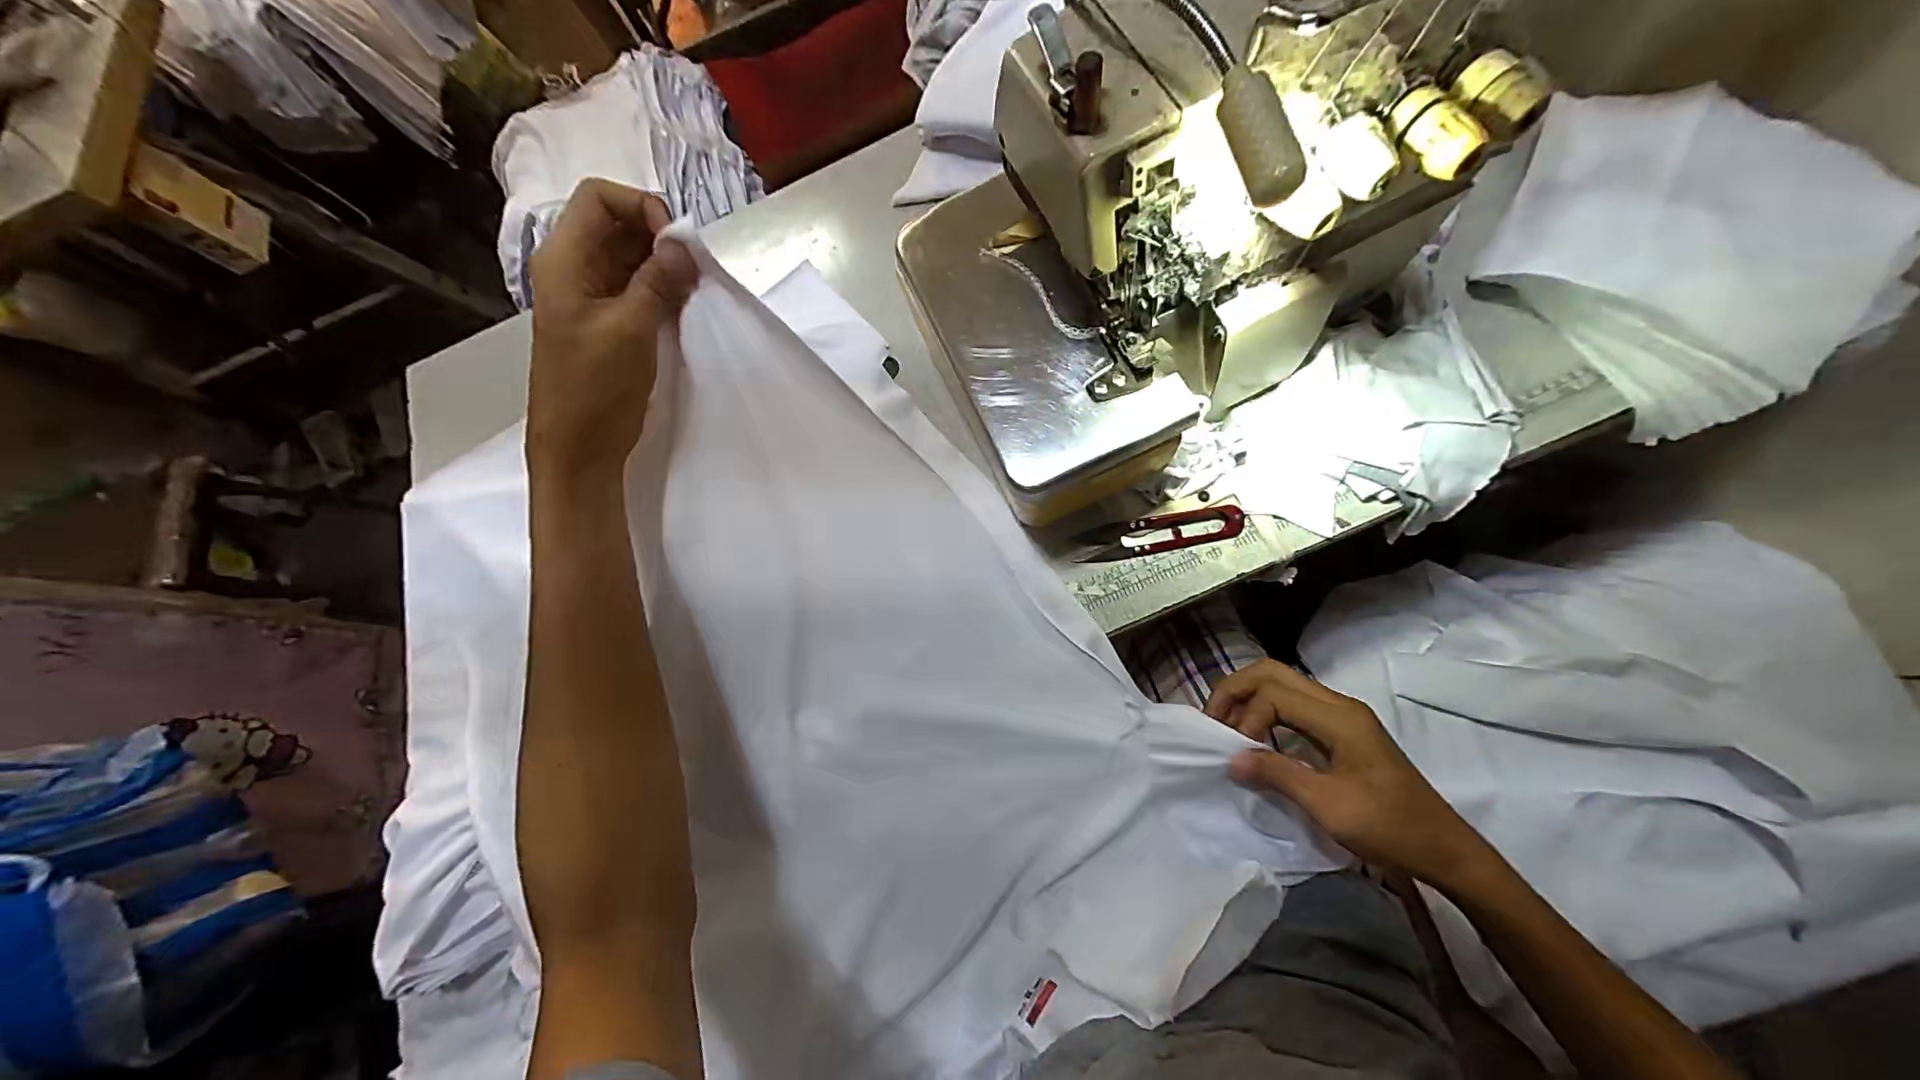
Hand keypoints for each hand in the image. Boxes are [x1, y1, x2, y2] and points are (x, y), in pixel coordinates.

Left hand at [528, 179, 698, 484]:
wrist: (579, 447)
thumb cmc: (595, 387)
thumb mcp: (631, 330)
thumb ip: (657, 282)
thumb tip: (684, 245)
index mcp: (564, 259)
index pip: (598, 198)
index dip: (640, 206)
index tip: (676, 242)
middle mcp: (575, 268)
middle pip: (616, 223)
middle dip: (658, 234)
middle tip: (694, 267)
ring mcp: (592, 295)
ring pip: (630, 256)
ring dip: (664, 263)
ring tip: (693, 286)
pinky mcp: (610, 321)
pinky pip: (637, 286)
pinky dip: (662, 286)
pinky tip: (684, 303)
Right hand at [1206, 660, 1495, 889]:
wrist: (1445, 852)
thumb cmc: (1390, 829)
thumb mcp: (1329, 807)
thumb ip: (1277, 775)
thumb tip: (1231, 759)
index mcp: (1340, 718)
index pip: (1274, 694)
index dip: (1245, 718)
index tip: (1237, 755)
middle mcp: (1340, 706)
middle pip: (1273, 672)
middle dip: (1236, 690)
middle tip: (1213, 721)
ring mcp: (1343, 717)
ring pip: (1283, 685)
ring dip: (1249, 700)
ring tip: (1227, 730)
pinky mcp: (1342, 733)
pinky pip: (1293, 706)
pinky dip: (1265, 713)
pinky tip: (1254, 739)